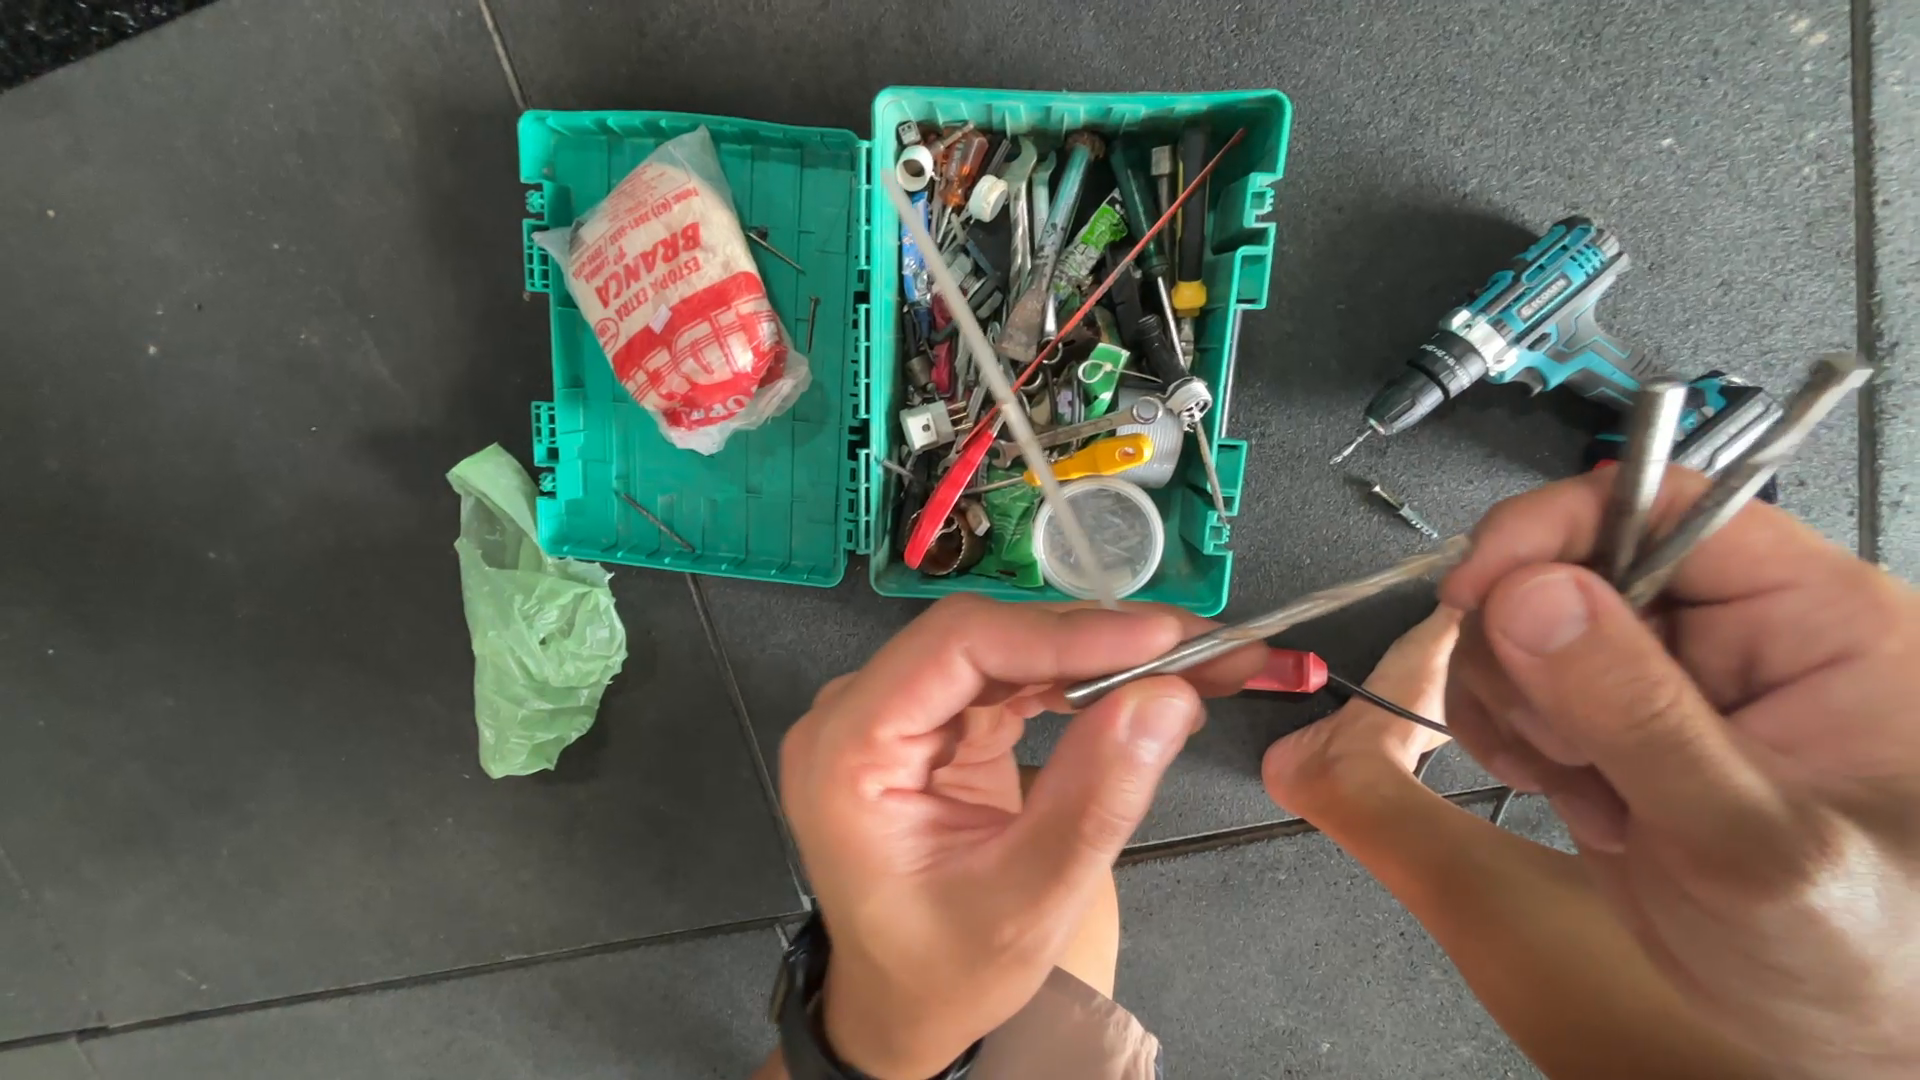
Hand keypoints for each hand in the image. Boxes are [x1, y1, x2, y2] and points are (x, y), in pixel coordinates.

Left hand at [779, 595, 1260, 1077]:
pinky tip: (1137, 684)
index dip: (1062, 633)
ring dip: (1099, 651)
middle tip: (1203, 647)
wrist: (902, 999)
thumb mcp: (1025, 905)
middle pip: (984, 637)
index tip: (1163, 640)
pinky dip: (1078, 675)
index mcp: (848, 750)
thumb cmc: (944, 970)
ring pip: (1005, 646)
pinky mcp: (933, 716)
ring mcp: (893, 708)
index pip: (956, 647)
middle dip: (1098, 638)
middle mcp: (858, 709)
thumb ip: (1094, 800)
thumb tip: (1168, 696)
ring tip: (1191, 662)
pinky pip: (1009, 673)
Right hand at [1440, 467, 1919, 1076]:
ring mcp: (1657, 666)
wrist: (1833, 1030)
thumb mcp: (1748, 842)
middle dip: (1524, 657)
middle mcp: (1726, 621)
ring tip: (1577, 784)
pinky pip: (1501, 677)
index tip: (1471, 599)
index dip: (1544, 531)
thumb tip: (1522, 592)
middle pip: (1555, 564)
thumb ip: (1637, 713)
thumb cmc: (1857, 955)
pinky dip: (1500, 732)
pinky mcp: (1604, 706)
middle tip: (1566, 749)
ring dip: (1512, 706)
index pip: (1647, 502)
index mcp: (1808, 614)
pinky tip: (1561, 789)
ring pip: (1512, 623)